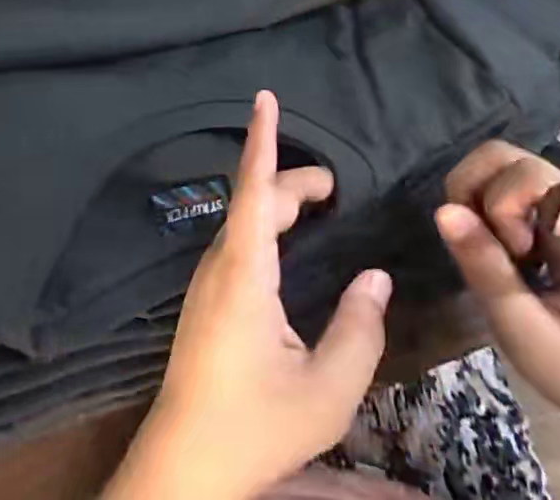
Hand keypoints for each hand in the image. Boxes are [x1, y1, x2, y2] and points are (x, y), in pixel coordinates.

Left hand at [103, 92, 391, 499]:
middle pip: (256, 202)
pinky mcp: (206, 302)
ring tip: (319, 205)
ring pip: (245, 223)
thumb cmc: (255, 425)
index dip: (263, 140)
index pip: (255, 190)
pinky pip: (239, 243)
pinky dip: (267, 227)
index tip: (266, 97)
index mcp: (244, 272)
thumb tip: (376, 277)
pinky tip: (287, 247)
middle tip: (336, 187)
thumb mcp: (326, 389)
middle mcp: (220, 266)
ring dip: (280, 204)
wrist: (183, 469)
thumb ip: (358, 328)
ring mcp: (207, 284)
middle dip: (294, 182)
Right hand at [435, 141, 559, 444]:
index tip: (513, 260)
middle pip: (510, 157)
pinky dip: (488, 207)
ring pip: (504, 164)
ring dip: (479, 199)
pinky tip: (504, 251)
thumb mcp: (528, 335)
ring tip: (493, 251)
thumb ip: (486, 270)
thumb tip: (441, 210)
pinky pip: (510, 185)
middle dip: (476, 192)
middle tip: (483, 247)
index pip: (531, 175)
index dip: (500, 207)